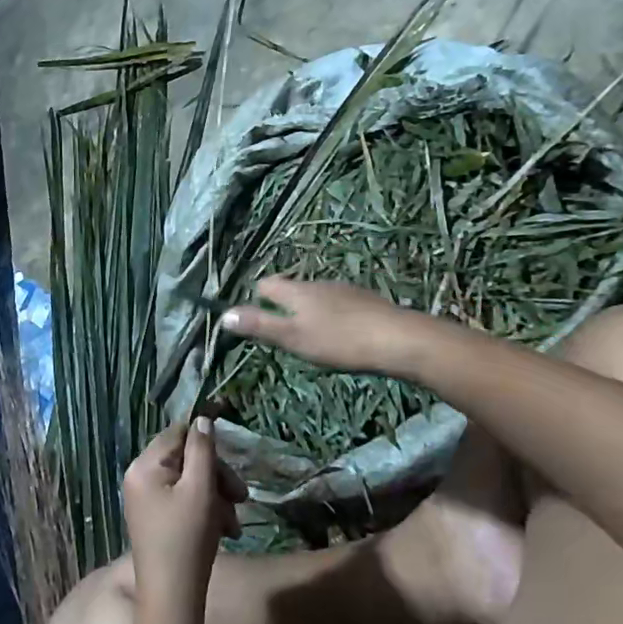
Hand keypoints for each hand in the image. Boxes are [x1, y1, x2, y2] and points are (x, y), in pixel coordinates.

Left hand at [123, 418, 246, 609]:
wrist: (173, 598)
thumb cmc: (186, 539)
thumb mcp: (200, 490)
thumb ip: (202, 451)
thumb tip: (202, 420)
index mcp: (144, 466)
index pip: (177, 434)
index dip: (206, 442)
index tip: (233, 457)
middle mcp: (139, 478)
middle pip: (185, 460)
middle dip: (216, 477)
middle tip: (242, 497)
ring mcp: (146, 500)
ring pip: (190, 482)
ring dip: (216, 497)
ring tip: (234, 523)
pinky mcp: (156, 519)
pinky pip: (184, 501)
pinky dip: (206, 511)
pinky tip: (226, 532)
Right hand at [220, 276, 431, 373]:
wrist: (399, 339)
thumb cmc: (339, 340)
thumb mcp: (293, 337)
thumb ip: (259, 325)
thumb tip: (223, 314)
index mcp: (297, 291)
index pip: (267, 284)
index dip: (256, 296)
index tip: (252, 313)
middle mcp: (319, 283)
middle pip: (292, 288)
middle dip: (282, 303)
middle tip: (278, 327)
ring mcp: (345, 290)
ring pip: (317, 296)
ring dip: (309, 309)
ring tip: (309, 332)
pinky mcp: (366, 301)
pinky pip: (339, 304)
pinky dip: (332, 315)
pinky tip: (340, 333)